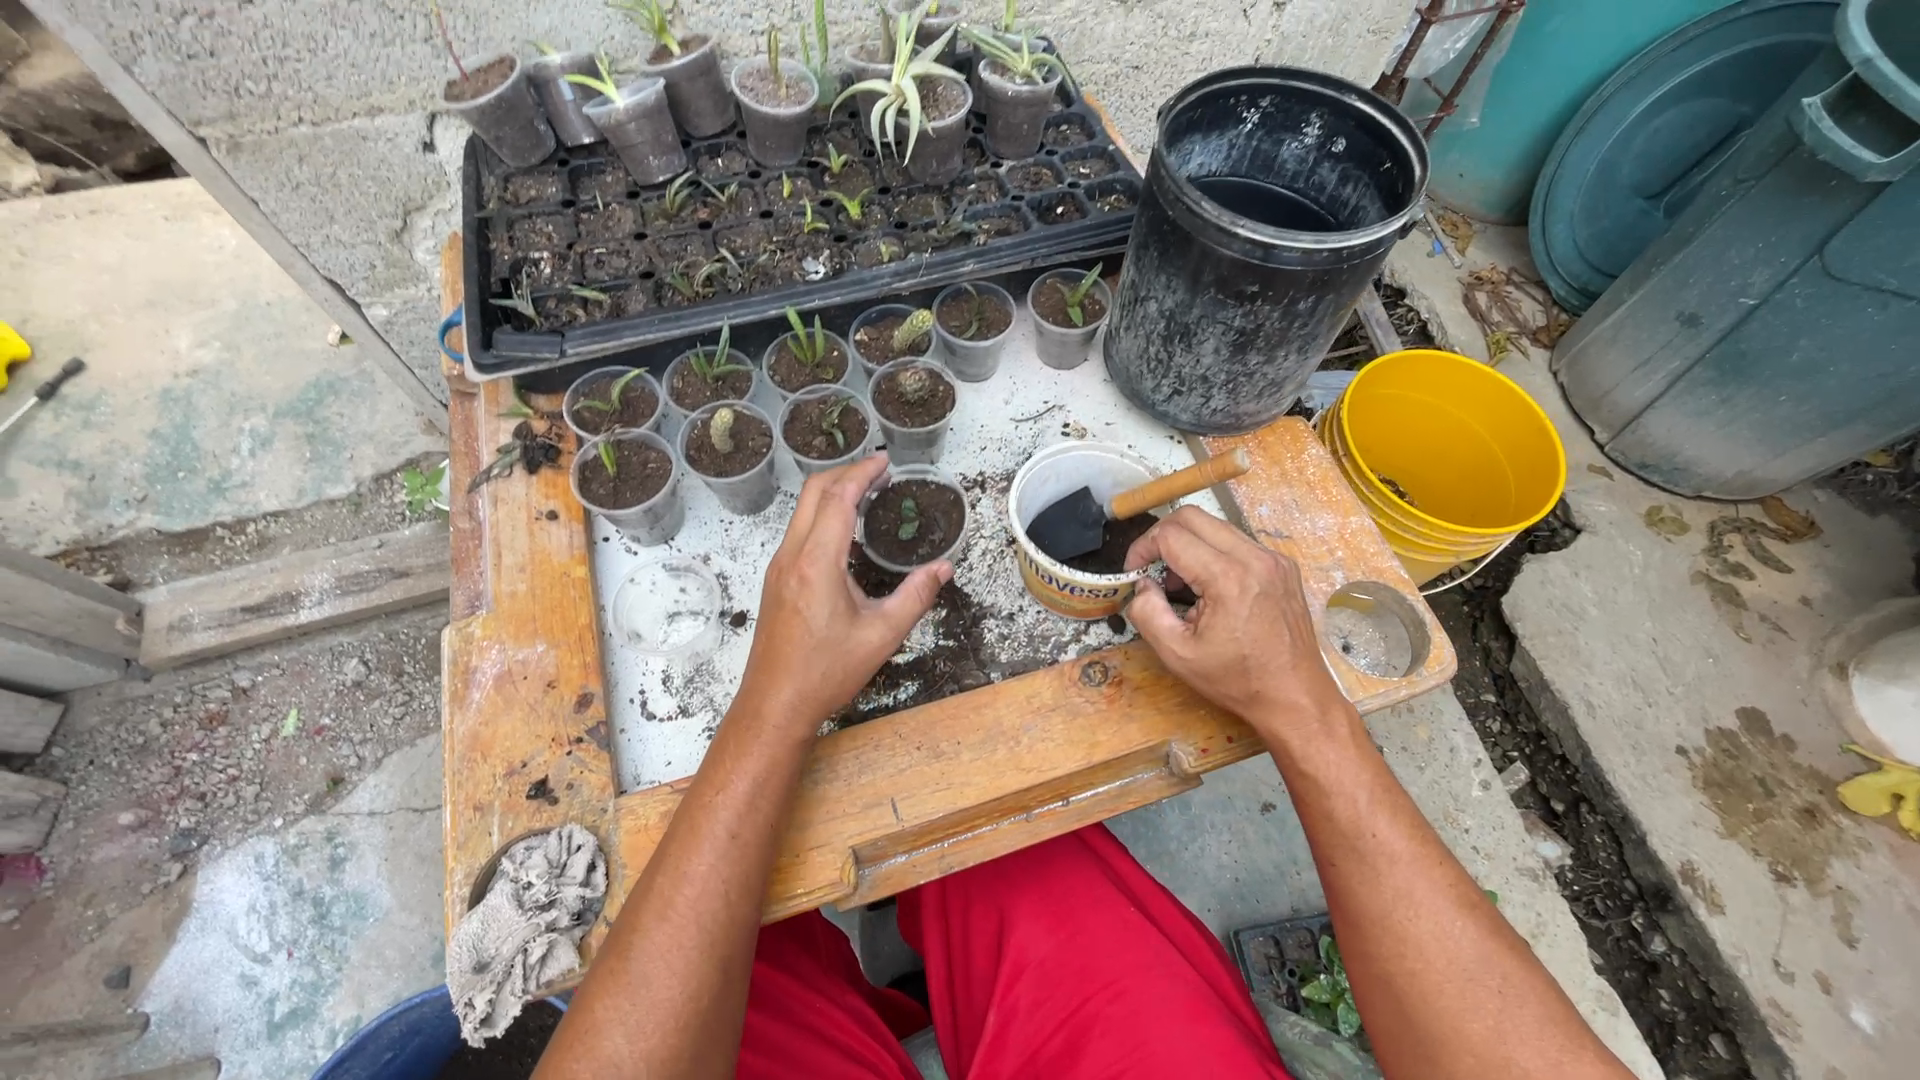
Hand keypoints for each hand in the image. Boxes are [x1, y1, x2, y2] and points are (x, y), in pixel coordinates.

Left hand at [737, 455, 951, 727]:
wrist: (775, 703)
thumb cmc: (826, 672)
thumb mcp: (881, 635)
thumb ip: (915, 596)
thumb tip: (942, 568)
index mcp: (817, 562)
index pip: (838, 499)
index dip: (862, 473)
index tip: (885, 461)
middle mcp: (791, 556)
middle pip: (812, 493)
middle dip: (846, 473)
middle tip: (880, 472)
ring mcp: (779, 567)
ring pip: (801, 510)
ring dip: (832, 493)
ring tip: (867, 495)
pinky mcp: (776, 580)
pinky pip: (798, 530)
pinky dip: (822, 515)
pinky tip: (846, 531)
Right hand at [1123, 506, 1349, 737]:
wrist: (1295, 696)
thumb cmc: (1236, 680)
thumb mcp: (1177, 654)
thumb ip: (1147, 613)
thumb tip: (1141, 585)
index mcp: (1228, 578)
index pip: (1171, 535)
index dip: (1142, 547)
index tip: (1134, 571)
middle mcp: (1254, 558)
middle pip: (1193, 516)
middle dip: (1162, 536)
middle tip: (1150, 567)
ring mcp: (1273, 559)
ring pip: (1216, 525)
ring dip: (1188, 543)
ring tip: (1179, 581)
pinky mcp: (1283, 566)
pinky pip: (1237, 541)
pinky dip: (1213, 552)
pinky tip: (1208, 586)